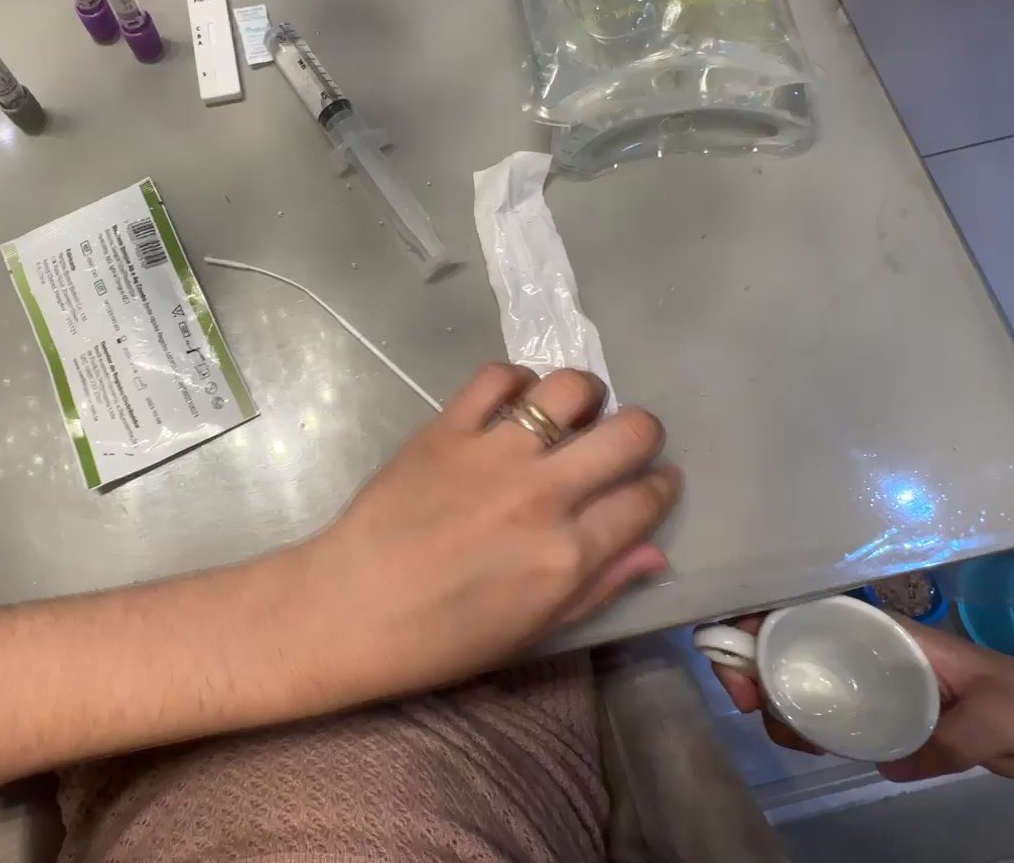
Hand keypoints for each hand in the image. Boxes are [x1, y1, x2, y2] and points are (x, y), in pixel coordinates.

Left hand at [282, 363, 680, 705]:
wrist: (353, 606)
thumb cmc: (443, 636)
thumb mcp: (533, 631)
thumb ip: (599, 587)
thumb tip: (654, 548)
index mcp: (568, 555)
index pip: (644, 500)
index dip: (660, 486)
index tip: (654, 480)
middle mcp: (542, 495)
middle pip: (627, 433)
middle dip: (641, 432)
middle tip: (621, 440)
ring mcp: (492, 455)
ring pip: (567, 389)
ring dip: (584, 394)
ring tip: (571, 409)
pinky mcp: (446, 429)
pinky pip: (496, 378)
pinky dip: (515, 379)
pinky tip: (514, 398)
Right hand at [711, 613, 1013, 780]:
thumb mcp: (1002, 716)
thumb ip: (954, 737)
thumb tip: (890, 762)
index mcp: (872, 627)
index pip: (794, 609)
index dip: (751, 625)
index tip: (740, 663)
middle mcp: (852, 645)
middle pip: (775, 642)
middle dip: (745, 667)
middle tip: (748, 704)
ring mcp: (856, 677)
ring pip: (787, 678)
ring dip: (770, 702)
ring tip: (790, 735)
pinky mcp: (864, 707)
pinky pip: (813, 709)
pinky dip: (795, 724)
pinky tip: (811, 744)